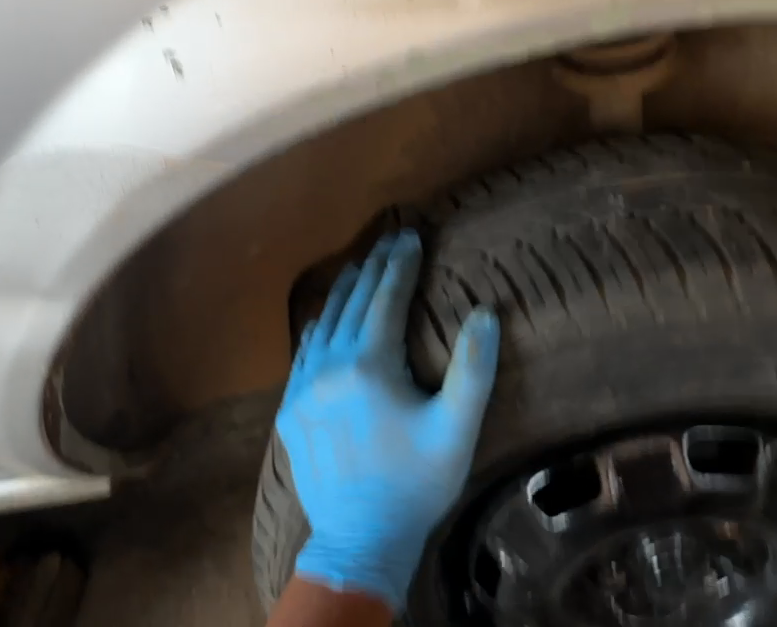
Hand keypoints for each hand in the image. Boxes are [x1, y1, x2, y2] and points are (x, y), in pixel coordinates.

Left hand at [275, 229, 500, 610]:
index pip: (385, 299)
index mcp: (370, 367)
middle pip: (352, 303)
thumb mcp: (457, 427)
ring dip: (345, 291)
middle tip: (391, 239)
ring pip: (324, 323)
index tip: (411, 235)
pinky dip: (321, 326)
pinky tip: (327, 319)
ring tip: (362, 266)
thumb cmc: (417, 481)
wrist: (361, 540)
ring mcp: (303, 390)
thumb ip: (473, 368)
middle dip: (374, 267)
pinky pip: (304, 352)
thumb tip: (485, 313)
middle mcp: (329, 369)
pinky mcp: (291, 412)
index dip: (400, 264)